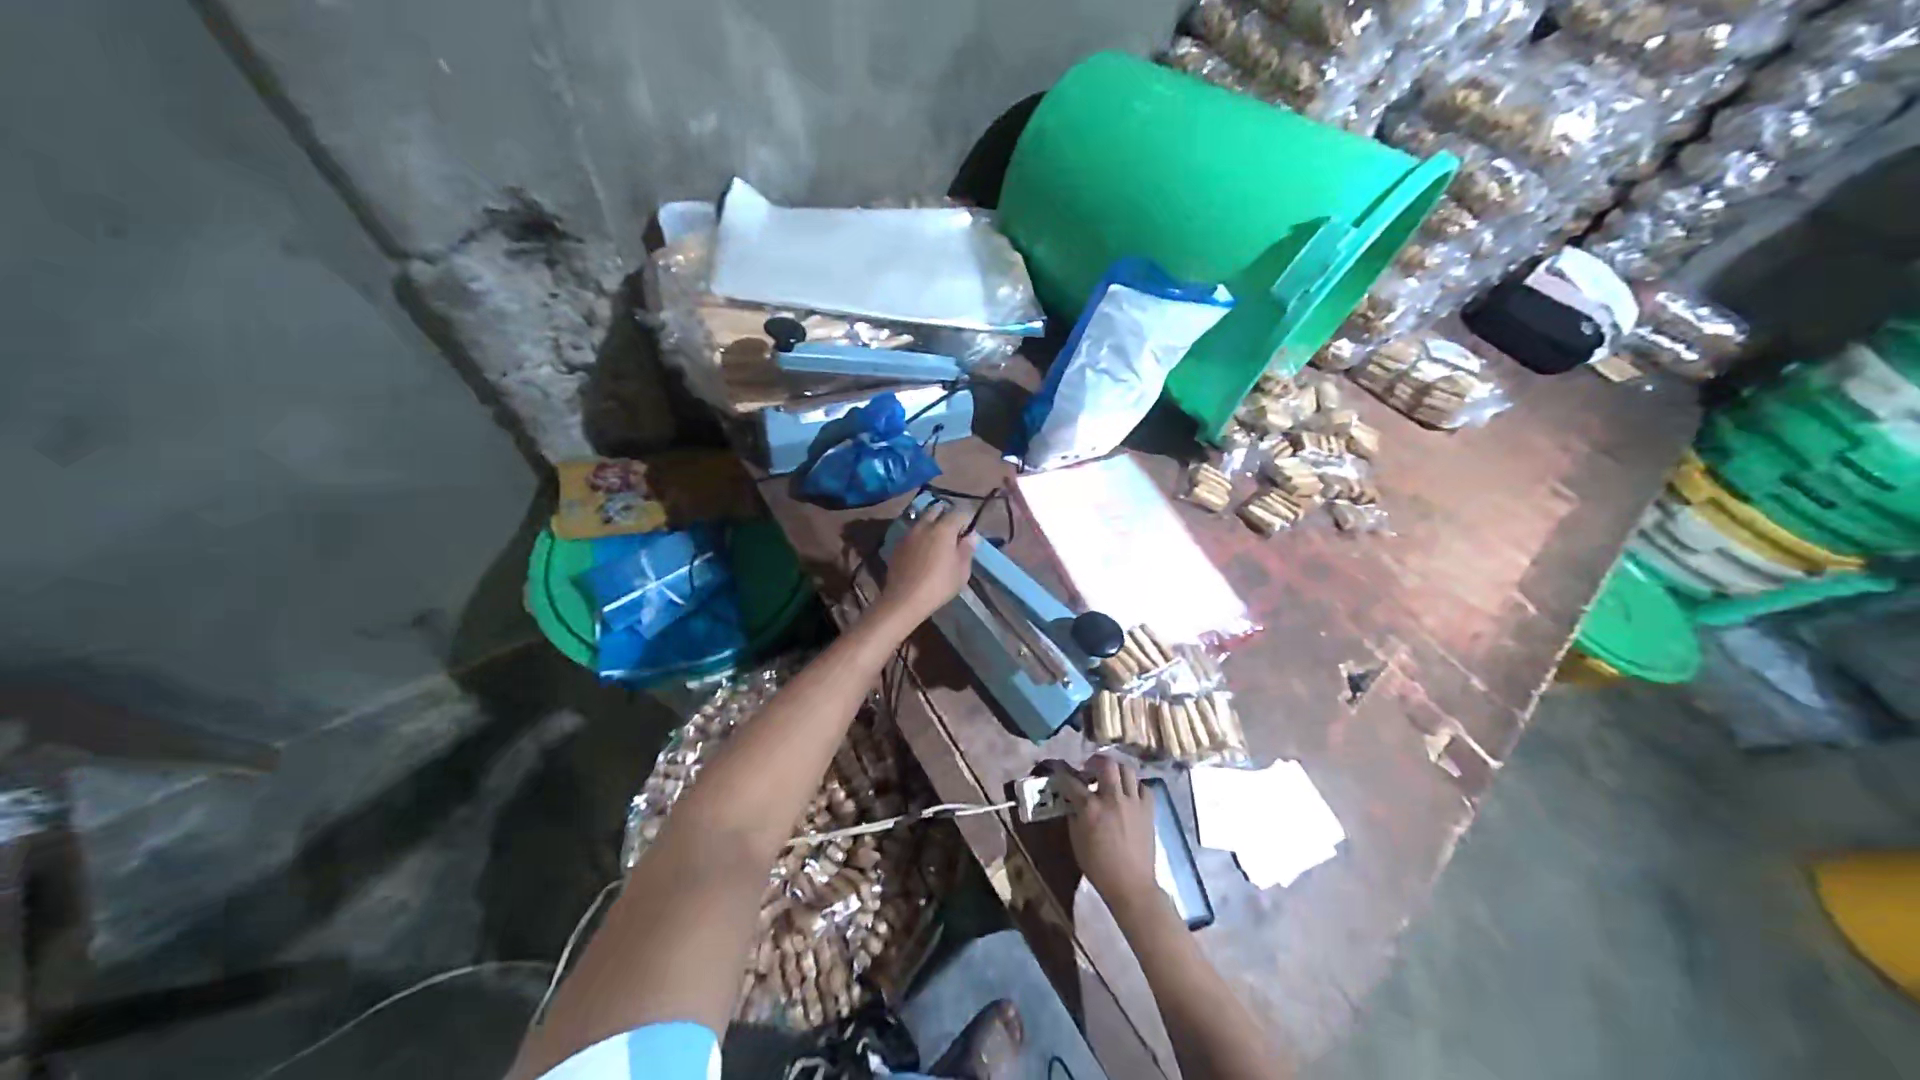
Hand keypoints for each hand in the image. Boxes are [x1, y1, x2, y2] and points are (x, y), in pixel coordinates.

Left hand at [873, 502, 976, 629]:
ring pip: (922, 521)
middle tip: (953, 534)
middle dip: (947, 516)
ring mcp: (908, 534)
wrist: (905, 599)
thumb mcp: (962, 571)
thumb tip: (970, 536)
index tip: (968, 535)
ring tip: (936, 543)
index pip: (960, 513)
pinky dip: (920, 537)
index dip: (966, 521)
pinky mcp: (898, 545)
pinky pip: (912, 534)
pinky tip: (922, 553)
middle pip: (937, 510)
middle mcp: (924, 525)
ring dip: (931, 526)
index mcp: (944, 529)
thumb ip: (967, 549)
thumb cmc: (939, 585)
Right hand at [1066, 754, 1159, 906]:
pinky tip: (1129, 794)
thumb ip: (1074, 816)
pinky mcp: (1148, 810)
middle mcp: (1112, 798)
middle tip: (1090, 769)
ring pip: (1127, 770)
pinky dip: (1134, 787)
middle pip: (1106, 764)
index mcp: (1090, 808)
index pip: (1072, 782)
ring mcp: (1133, 802)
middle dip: (1095, 761)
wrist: (1131, 884)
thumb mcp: (1077, 840)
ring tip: (1110, 778)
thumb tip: (1073, 802)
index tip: (1059, 771)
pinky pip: (1143, 787)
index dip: (1062, 774)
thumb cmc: (1098, 866)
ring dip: (1116, 770)